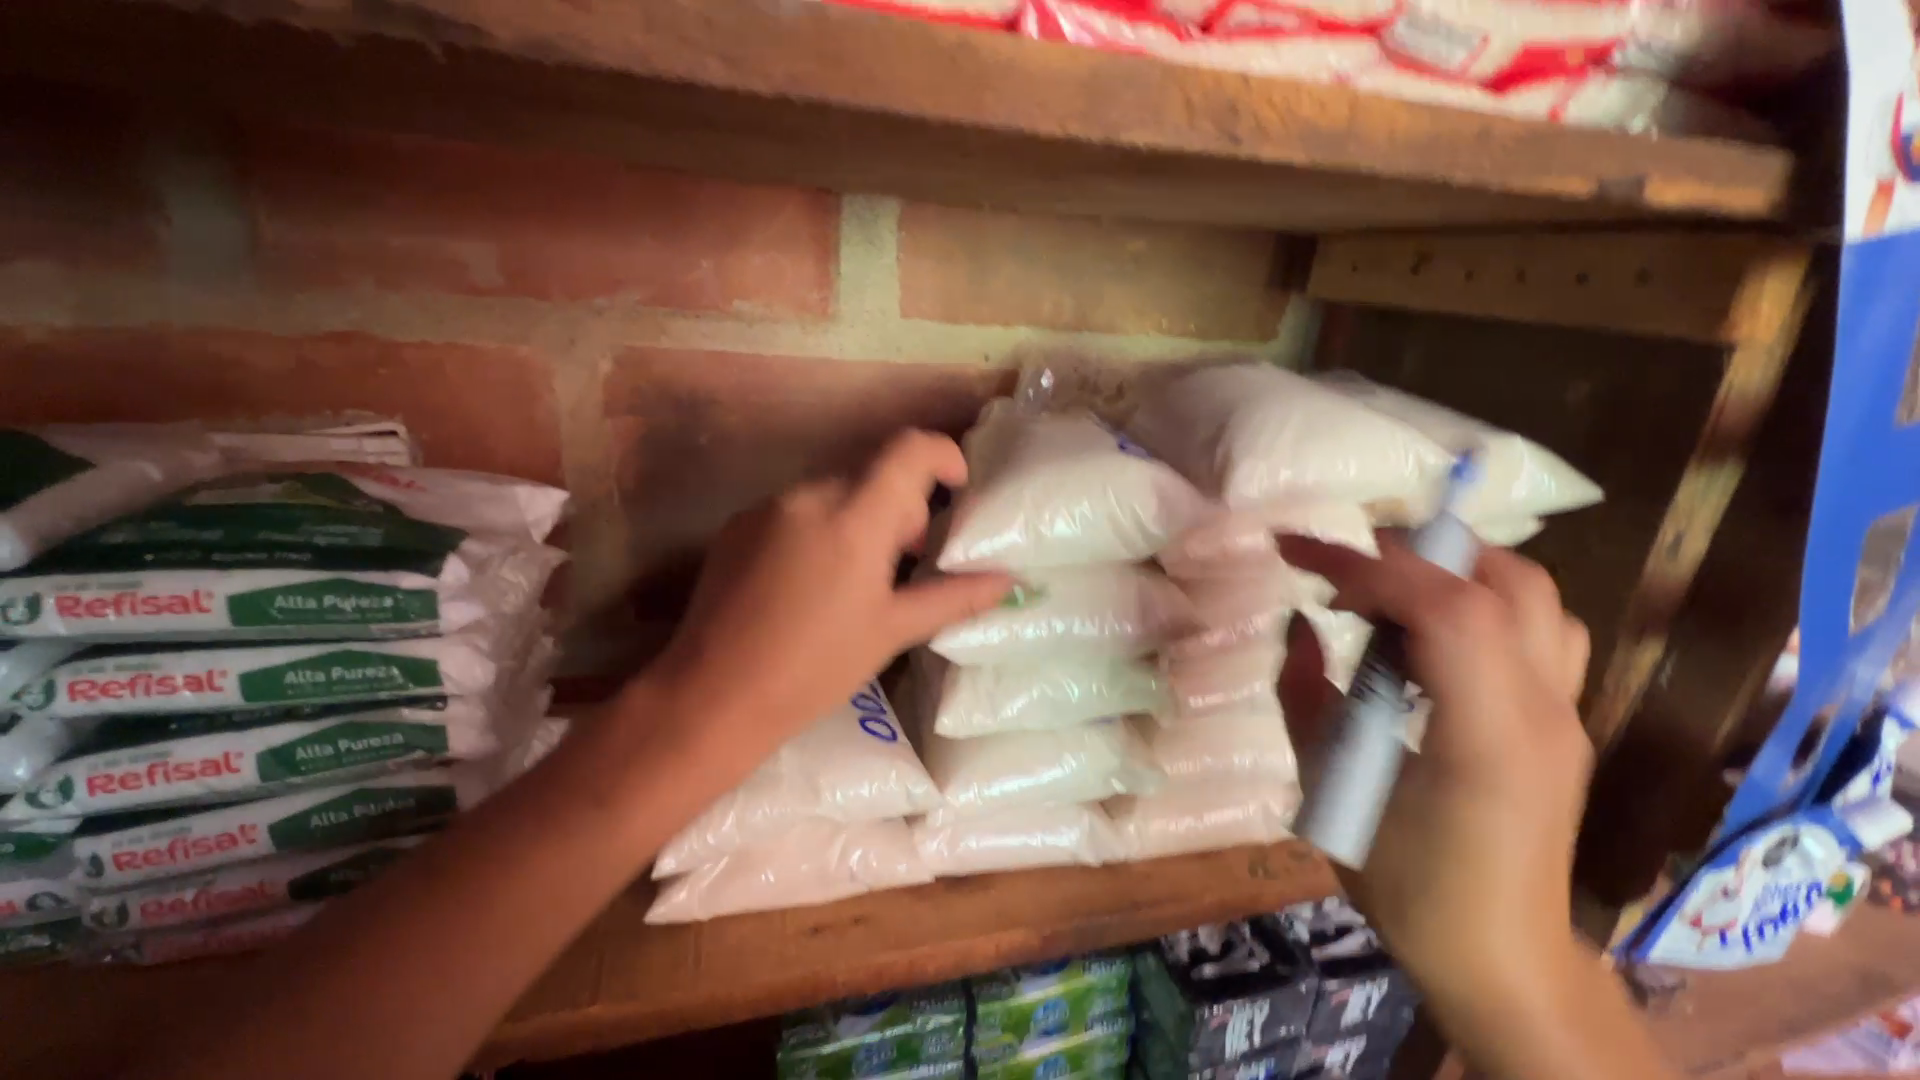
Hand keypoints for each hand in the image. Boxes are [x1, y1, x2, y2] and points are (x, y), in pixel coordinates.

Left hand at [649, 430, 1013, 759]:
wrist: (712, 696)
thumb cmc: (815, 668)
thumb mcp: (891, 631)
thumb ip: (953, 597)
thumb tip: (1008, 581)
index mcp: (854, 517)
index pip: (909, 449)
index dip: (942, 456)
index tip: (955, 489)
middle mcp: (809, 496)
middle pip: (872, 472)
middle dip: (900, 505)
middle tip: (904, 561)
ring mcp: (767, 507)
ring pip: (833, 491)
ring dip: (859, 517)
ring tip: (856, 580)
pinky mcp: (737, 525)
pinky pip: (796, 509)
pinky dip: (819, 528)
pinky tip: (809, 585)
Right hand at [1278, 535, 1591, 999]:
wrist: (1503, 962)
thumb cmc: (1410, 888)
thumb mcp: (1335, 792)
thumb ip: (1308, 699)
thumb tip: (1298, 629)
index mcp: (1487, 733)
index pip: (1445, 607)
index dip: (1368, 567)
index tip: (1300, 556)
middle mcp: (1542, 710)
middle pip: (1505, 582)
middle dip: (1415, 554)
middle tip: (1344, 570)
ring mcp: (1564, 714)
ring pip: (1534, 599)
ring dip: (1457, 572)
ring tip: (1388, 592)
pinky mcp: (1562, 724)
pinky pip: (1538, 632)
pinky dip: (1482, 605)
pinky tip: (1433, 638)